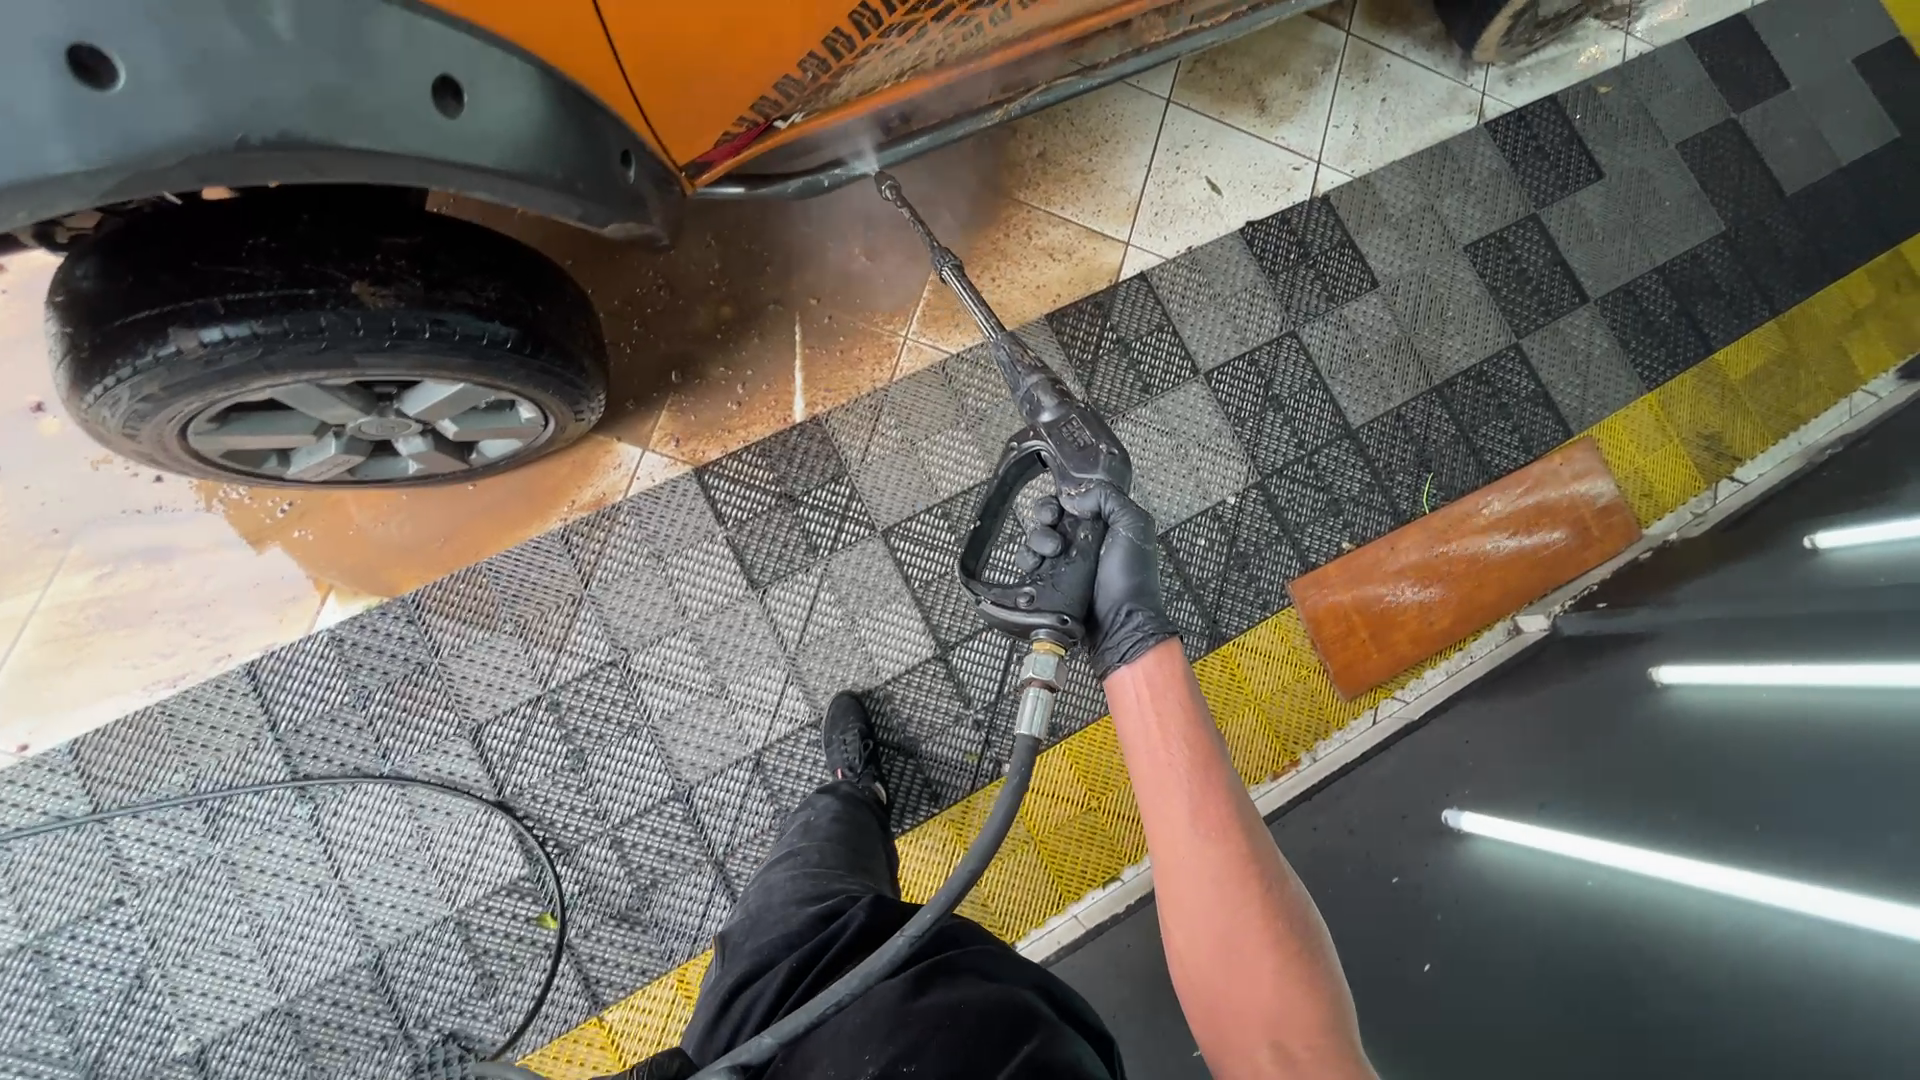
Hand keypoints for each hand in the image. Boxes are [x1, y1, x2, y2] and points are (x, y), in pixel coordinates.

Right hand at [1018, 484, 1178, 678]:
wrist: (1120, 621)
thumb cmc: (1132, 576)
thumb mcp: (1134, 525)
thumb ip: (1108, 498)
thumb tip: (1072, 497)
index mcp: (1100, 524)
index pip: (1072, 500)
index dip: (1062, 498)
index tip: (1062, 505)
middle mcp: (1079, 541)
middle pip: (1048, 516)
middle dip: (1044, 514)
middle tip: (1052, 524)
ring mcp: (1062, 563)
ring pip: (1035, 537)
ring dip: (1038, 538)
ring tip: (1052, 553)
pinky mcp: (1048, 583)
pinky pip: (1027, 563)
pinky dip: (1027, 559)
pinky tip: (1038, 565)